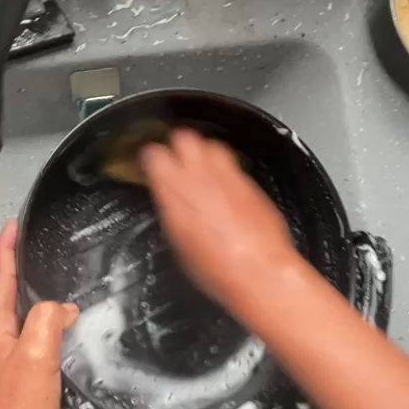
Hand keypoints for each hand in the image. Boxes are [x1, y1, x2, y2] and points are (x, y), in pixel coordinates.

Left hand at [0, 220, 77, 408]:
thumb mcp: (36, 353)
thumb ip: (47, 319)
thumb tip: (62, 311)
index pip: (0, 278)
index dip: (7, 249)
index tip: (13, 225)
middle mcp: (0, 344)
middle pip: (11, 296)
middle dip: (21, 269)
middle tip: (36, 247)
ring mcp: (12, 364)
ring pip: (27, 320)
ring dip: (39, 300)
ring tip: (55, 283)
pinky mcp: (27, 383)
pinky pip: (41, 344)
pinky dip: (53, 331)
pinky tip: (68, 335)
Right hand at [140, 128, 302, 310]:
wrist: (259, 271)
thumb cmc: (215, 268)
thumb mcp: (177, 241)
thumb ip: (170, 210)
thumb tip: (169, 202)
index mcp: (174, 190)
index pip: (153, 153)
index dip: (150, 157)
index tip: (149, 164)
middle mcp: (200, 175)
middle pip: (184, 136)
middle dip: (177, 144)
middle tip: (175, 158)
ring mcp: (228, 175)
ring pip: (210, 144)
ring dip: (202, 152)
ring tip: (200, 167)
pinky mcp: (249, 181)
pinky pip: (232, 162)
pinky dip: (223, 168)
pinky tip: (223, 185)